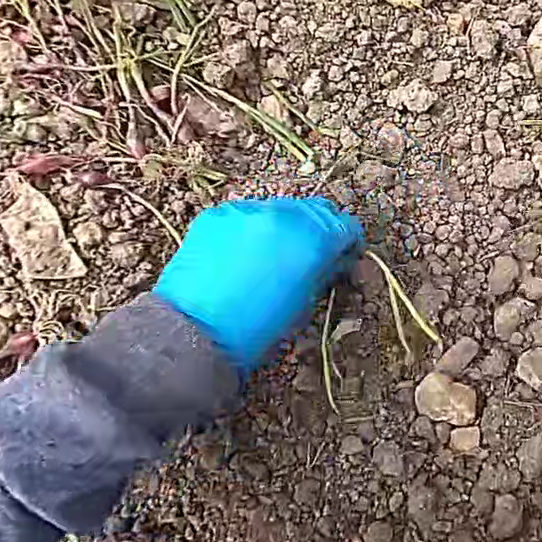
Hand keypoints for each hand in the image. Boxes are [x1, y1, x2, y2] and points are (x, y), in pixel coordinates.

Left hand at [153, 197, 361, 373]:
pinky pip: (247, 215)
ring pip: (280, 209)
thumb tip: (332, 261)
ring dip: (286, 228)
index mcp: (311, 238)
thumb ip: (323, 273)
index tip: (344, 257)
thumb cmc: (256, 329)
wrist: (193, 331)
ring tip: (275, 255)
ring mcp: (247, 210)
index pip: (345, 225)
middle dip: (320, 230)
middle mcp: (282, 214)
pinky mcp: (218, 214)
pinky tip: (245, 255)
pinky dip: (254, 230)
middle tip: (313, 255)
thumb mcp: (305, 304)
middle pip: (315, 210)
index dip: (348, 243)